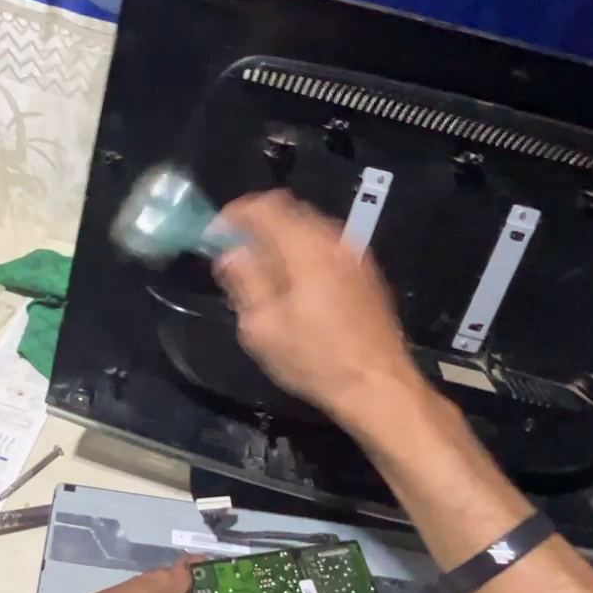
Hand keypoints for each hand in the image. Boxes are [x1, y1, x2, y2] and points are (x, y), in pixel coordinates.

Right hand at [214, 190, 425, 421]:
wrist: (378, 386)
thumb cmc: (315, 360)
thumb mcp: (263, 328)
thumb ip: (244, 282)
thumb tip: (230, 254)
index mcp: (306, 248)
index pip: (265, 206)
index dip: (234, 214)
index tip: (214, 234)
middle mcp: (334, 241)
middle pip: (289, 212)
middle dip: (256, 226)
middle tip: (233, 254)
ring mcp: (355, 256)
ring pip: (309, 229)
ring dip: (279, 240)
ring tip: (260, 273)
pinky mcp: (365, 274)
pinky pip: (326, 247)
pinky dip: (302, 254)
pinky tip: (292, 286)